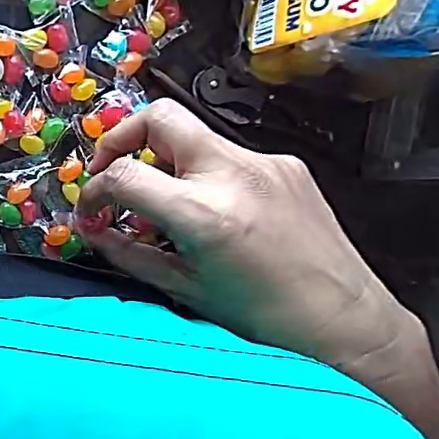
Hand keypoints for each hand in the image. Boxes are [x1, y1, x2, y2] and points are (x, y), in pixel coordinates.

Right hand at [73, 99, 429, 388]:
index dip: (94, 191)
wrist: (346, 321)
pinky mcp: (285, 165)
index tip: (91, 208)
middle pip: (158, 117)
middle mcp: (236, 174)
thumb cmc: (266, 315)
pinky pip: (224, 155)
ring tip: (159, 201)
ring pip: (192, 135)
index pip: (123, 175)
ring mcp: (265, 163)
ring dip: (160, 160)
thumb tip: (95, 230)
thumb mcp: (181, 286)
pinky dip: (199, 173)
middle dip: (119, 138)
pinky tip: (205, 208)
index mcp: (205, 212)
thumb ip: (127, 251)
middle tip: (109, 170)